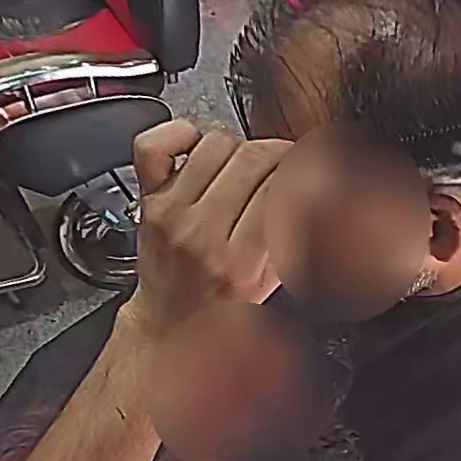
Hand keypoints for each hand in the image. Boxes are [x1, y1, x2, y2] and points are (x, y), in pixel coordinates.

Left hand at [121, 120, 289, 338]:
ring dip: (240, 148)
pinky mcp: (149, 200)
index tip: (310, 169)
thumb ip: (290, 243)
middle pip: (252, 158)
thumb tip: (311, 195)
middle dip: (279, 154)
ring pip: (216, 144)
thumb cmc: (217, 310)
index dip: (301, 170)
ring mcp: (171, 213)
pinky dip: (179, 136)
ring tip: (247, 166)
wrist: (167, 325)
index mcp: (238, 264)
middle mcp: (202, 234)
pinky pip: (155, 145)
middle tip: (285, 163)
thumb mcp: (267, 289)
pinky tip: (198, 148)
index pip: (279, 188)